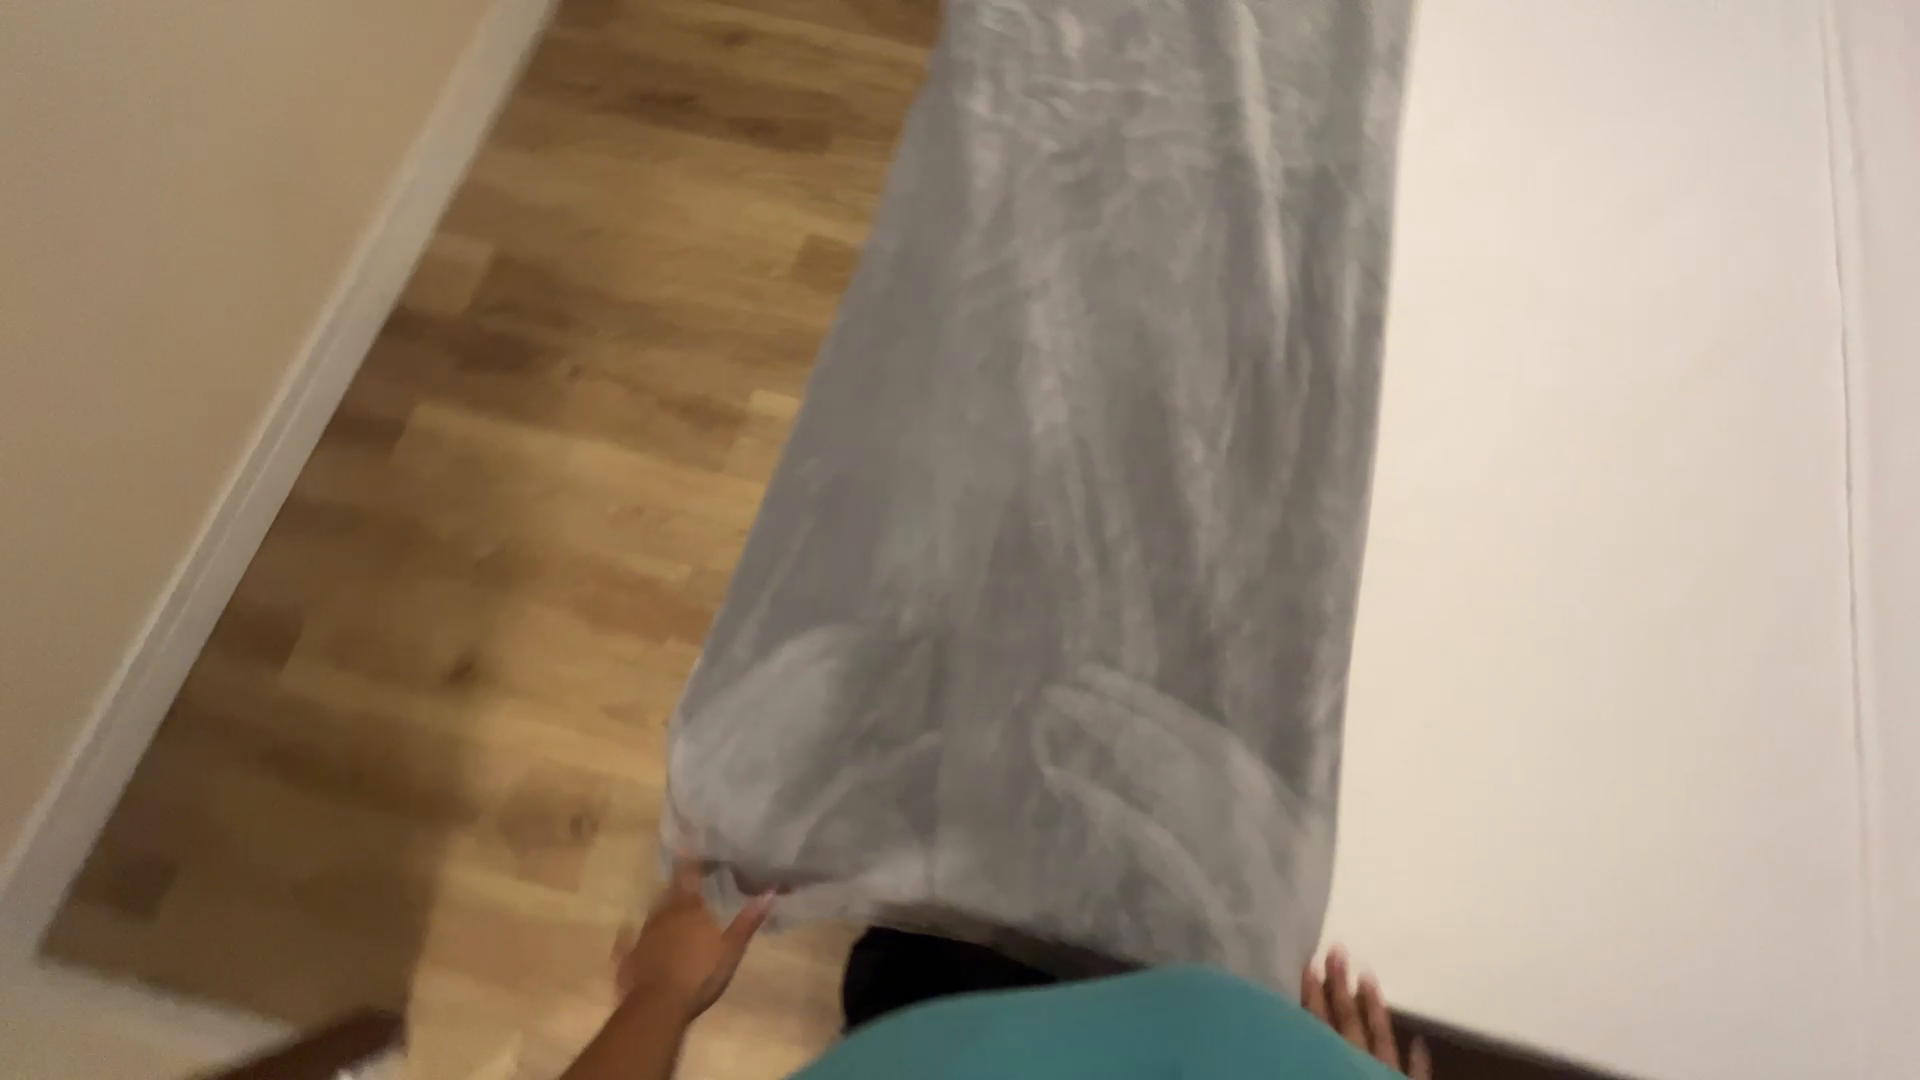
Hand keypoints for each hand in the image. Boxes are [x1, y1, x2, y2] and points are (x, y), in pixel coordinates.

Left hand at [613, 853, 773, 1019]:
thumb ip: (748, 920)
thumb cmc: (699, 974)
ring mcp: (643, 937)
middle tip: (684, 879)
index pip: (689, 877)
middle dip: (678, 886)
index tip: (687, 844)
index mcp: (689, 909)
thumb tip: (771, 891)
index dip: (690, 862)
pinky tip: (625, 932)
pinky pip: (626, 943)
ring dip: (660, 909)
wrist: (657, 1008)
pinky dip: (627, 936)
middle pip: (670, 895)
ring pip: (652, 915)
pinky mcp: (627, 960)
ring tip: (666, 904)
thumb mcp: (731, 949)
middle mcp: (664, 916)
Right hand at [1301, 946, 1431, 1078]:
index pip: (1319, 1027)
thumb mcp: (1315, 1074)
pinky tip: (1418, 1043)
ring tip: (1368, 977)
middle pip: (1348, 1026)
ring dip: (1374, 1011)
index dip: (1313, 996)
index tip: (1309, 964)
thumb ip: (1302, 1065)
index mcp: (1333, 1067)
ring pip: (1381, 1043)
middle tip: (1337, 952)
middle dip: (1340, 988)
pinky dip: (1416, 1062)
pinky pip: (1414, 1079)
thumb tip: (1283, 1045)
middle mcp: (1360, 1071)